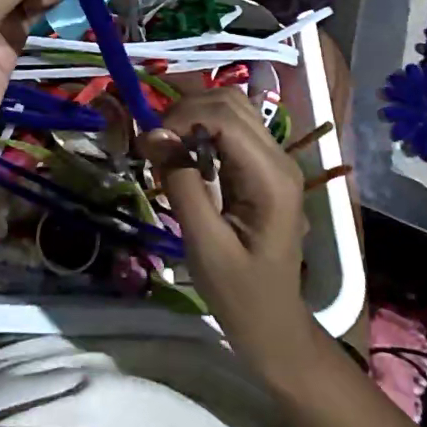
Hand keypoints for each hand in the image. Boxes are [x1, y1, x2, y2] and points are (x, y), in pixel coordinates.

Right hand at [138, 89, 318, 370]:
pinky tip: (183, 158)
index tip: (148, 143)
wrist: (274, 324)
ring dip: (193, 117)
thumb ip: (181, 184)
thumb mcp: (204, 245)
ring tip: (165, 148)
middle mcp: (278, 158)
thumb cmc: (240, 294)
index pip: (226, 117)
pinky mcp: (262, 168)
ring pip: (231, 109)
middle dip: (186, 111)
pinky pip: (231, 131)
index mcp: (271, 177)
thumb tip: (154, 134)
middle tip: (154, 143)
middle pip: (231, 102)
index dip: (183, 117)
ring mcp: (273, 161)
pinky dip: (201, 132)